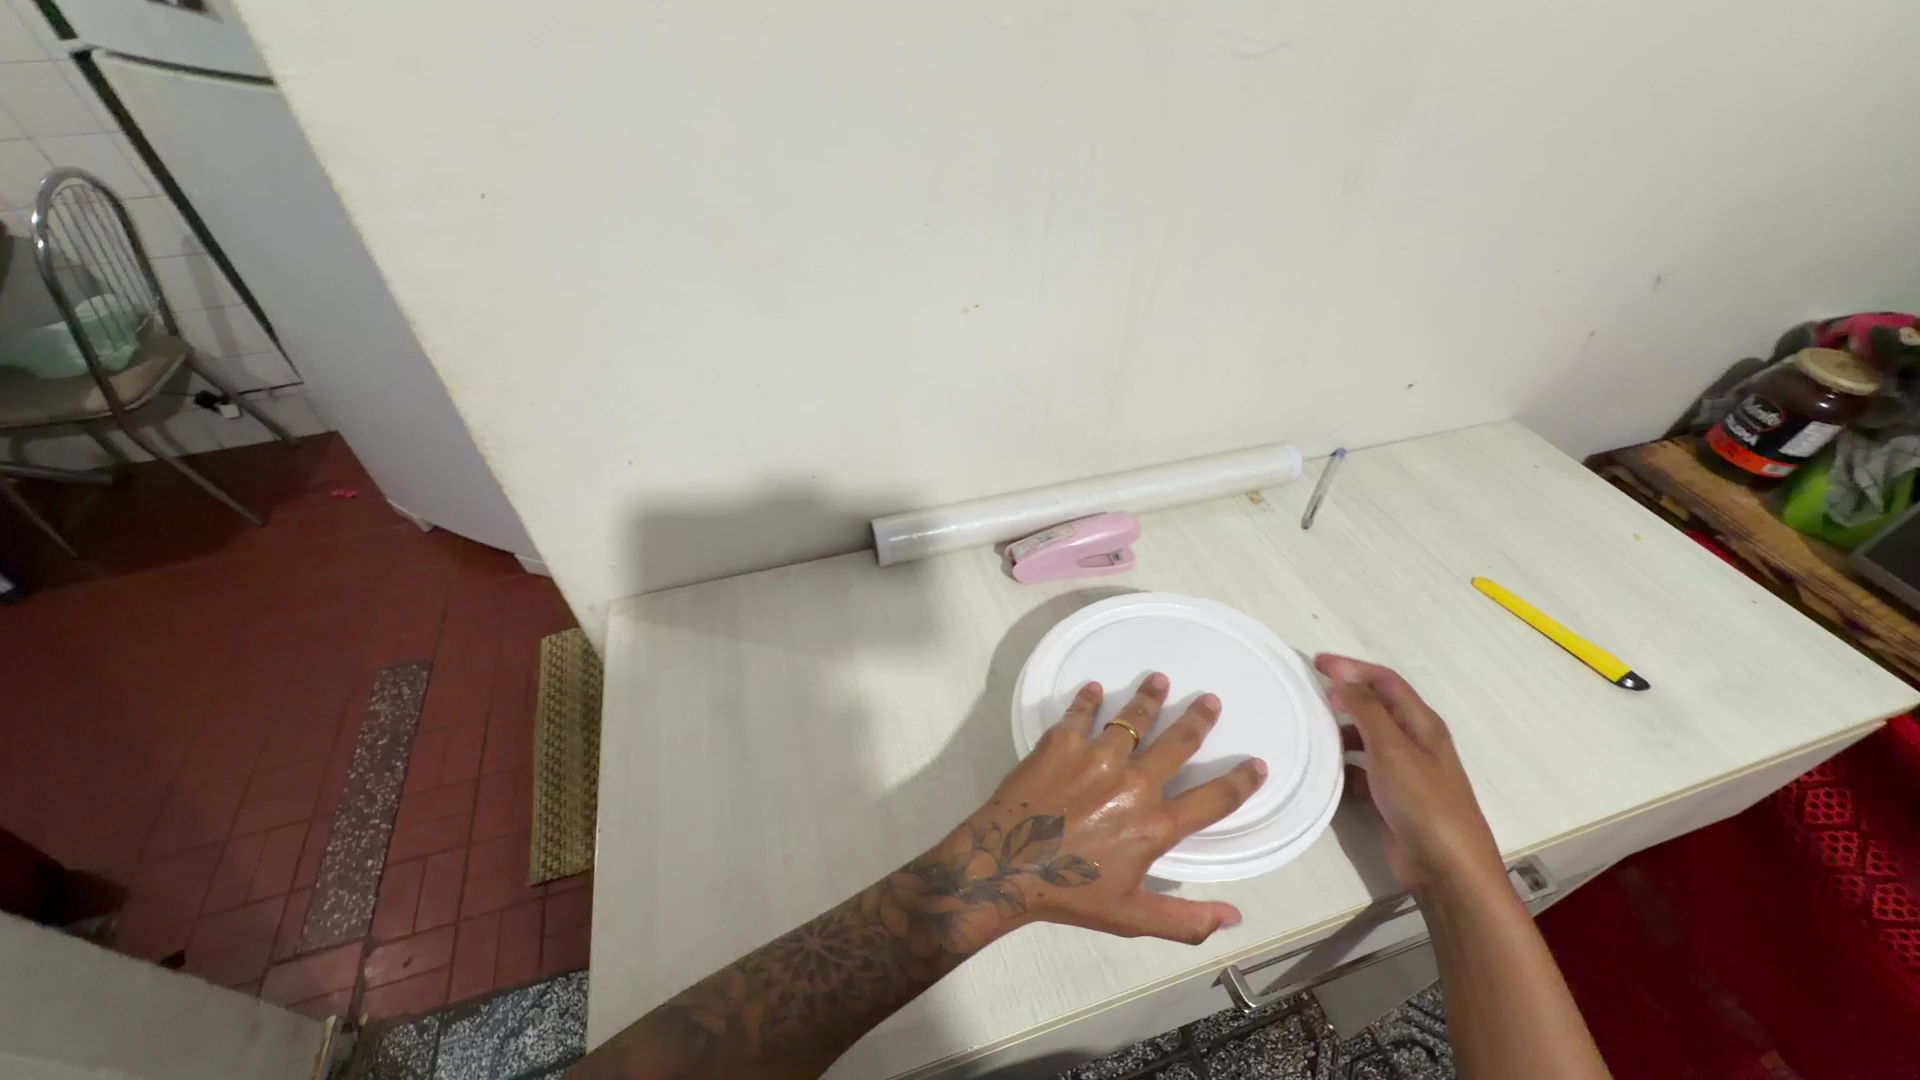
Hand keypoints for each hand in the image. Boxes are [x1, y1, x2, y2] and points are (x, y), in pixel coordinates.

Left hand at [877, 673, 1266, 951]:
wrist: (1005, 866)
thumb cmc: (1070, 893)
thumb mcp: (1133, 916)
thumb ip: (1186, 919)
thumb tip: (1235, 917)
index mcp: (1156, 824)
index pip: (1213, 800)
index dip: (1240, 782)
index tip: (1257, 764)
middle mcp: (1135, 783)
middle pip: (1178, 743)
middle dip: (1198, 719)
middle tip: (1210, 699)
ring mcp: (1097, 757)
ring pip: (1132, 720)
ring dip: (1148, 698)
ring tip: (1158, 679)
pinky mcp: (1061, 743)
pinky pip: (1080, 714)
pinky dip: (1088, 700)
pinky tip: (1094, 688)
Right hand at [1315, 654, 1504, 893]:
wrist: (1446, 868)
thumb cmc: (1423, 802)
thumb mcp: (1392, 749)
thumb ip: (1365, 708)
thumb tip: (1341, 673)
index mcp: (1422, 724)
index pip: (1386, 681)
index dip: (1353, 667)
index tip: (1316, 663)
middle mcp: (1415, 742)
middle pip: (1377, 706)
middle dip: (1345, 695)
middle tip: (1309, 693)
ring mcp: (1404, 771)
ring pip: (1367, 738)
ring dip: (1341, 730)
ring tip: (1310, 731)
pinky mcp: (1391, 797)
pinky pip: (1361, 769)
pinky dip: (1343, 765)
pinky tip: (1324, 771)